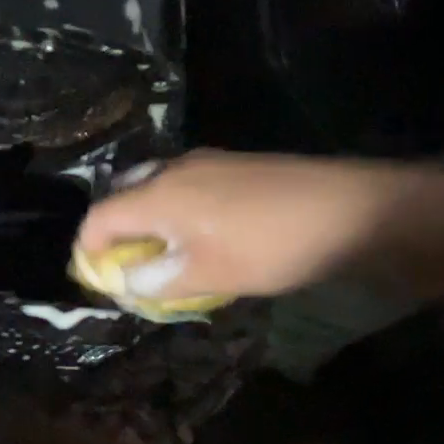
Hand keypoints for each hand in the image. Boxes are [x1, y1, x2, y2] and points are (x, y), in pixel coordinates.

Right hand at [74, 151, 421, 300]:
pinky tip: (199, 238)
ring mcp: (207, 163)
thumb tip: (125, 280)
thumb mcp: (204, 276)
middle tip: (127, 268)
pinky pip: (183, 188)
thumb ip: (154, 281)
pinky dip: (173, 214)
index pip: (98, 219)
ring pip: (154, 190)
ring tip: (163, 257)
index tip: (97, 280)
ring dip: (146, 224)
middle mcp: (174, 170)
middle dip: (114, 234)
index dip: (87, 251)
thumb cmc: (270, 247)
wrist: (356, 210)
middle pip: (122, 197)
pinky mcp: (235, 166)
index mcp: (158, 195)